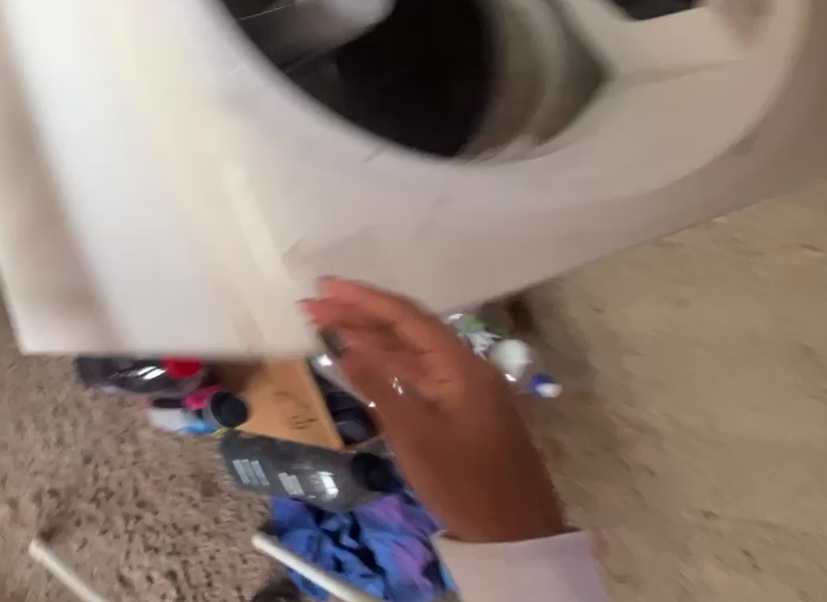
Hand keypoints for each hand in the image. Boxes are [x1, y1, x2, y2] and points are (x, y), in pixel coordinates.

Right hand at [303, 277, 567, 543]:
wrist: (514, 539)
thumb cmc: (463, 483)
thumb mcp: (412, 434)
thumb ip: (375, 383)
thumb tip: (339, 344)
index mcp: (462, 367)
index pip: (406, 317)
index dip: (363, 299)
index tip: (324, 286)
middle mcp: (465, 368)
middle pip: (406, 328)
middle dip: (358, 314)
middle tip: (313, 305)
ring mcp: (463, 387)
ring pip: (408, 349)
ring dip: (367, 335)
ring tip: (324, 323)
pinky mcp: (458, 406)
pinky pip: (415, 370)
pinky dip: (383, 360)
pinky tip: (355, 356)